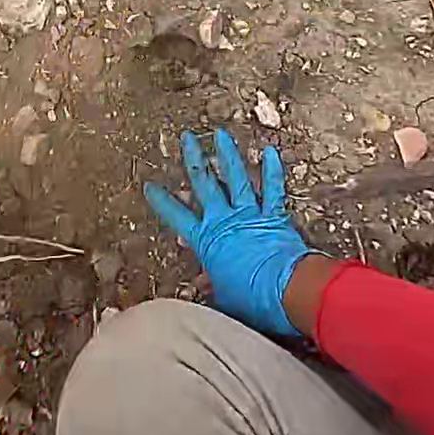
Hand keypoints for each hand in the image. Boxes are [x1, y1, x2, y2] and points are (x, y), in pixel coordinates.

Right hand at [145, 129, 310, 337]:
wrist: (282, 291)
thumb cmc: (250, 300)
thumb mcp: (222, 298)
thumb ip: (211, 286)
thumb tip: (202, 285)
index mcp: (207, 240)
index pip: (178, 217)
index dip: (163, 202)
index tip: (151, 186)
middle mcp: (225, 220)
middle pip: (205, 183)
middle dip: (194, 159)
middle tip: (187, 138)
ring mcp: (249, 213)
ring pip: (237, 177)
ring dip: (228, 154)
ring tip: (221, 133)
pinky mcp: (273, 213)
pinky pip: (273, 188)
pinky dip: (272, 170)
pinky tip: (270, 150)